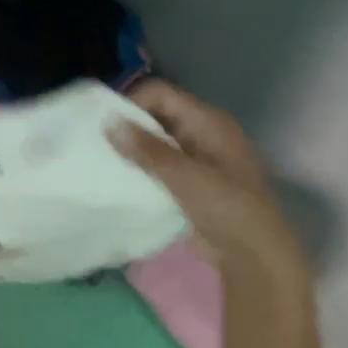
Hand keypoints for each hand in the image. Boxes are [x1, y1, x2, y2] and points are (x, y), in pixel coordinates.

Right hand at [109, 79, 306, 281]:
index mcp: (208, 122)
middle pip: (157, 116)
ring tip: (101, 164)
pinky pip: (157, 168)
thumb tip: (108, 122)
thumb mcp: (185, 176)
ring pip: (155, 144)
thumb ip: (147, 150)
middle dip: (127, 127)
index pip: (161, 95)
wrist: (251, 253)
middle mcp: (201, 134)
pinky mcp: (187, 184)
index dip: (131, 103)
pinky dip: (139, 172)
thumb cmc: (226, 207)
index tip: (103, 127)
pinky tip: (118, 183)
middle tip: (96, 146)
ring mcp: (195, 160)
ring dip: (131, 152)